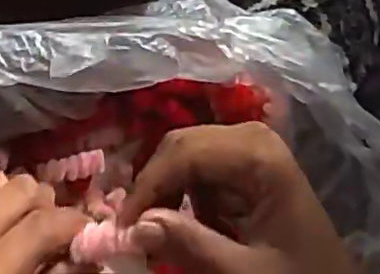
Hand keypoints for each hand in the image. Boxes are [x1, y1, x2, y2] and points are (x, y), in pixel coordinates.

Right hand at [118, 123, 356, 273]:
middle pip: (184, 144)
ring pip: (189, 153)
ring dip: (172, 190)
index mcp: (256, 152)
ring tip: (163, 231)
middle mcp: (251, 134)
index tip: (123, 225)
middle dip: (156, 184)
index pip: (185, 151)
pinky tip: (197, 224)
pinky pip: (205, 166)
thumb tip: (137, 225)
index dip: (148, 185)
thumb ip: (190, 246)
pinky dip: (191, 194)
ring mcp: (252, 144)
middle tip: (135, 229)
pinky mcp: (250, 160)